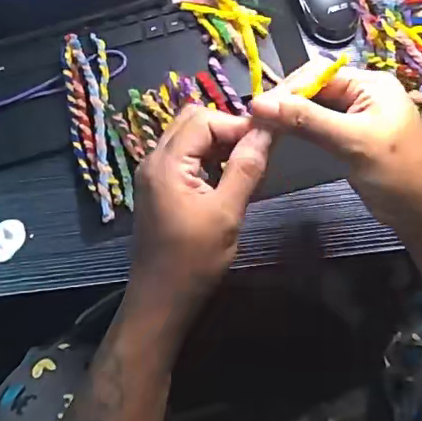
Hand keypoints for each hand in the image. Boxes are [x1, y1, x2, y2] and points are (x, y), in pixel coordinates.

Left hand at [127, 106, 272, 330]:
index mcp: (166, 162)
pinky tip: (228, 176)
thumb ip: (246, 168)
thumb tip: (267, 130)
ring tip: (248, 162)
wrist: (160, 302)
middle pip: (192, 121)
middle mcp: (154, 160)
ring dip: (218, 142)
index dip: (237, 123)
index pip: (203, 119)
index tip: (267, 140)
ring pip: (188, 138)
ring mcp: (154, 174)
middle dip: (227, 128)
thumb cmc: (193, 261)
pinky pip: (184, 157)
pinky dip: (208, 157)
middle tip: (257, 149)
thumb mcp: (226, 213)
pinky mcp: (159, 188)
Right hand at [250, 60, 421, 227]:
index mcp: (370, 83)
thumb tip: (259, 104)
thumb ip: (306, 119)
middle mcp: (363, 93)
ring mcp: (357, 116)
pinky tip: (282, 137)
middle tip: (257, 122)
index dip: (287, 89)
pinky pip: (319, 125)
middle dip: (286, 101)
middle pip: (314, 87)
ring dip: (290, 116)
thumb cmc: (398, 173)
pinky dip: (300, 129)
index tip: (257, 110)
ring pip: (314, 107)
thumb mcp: (351, 141)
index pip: (317, 73)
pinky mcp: (351, 137)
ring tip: (263, 129)